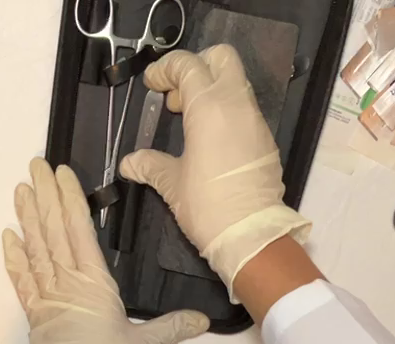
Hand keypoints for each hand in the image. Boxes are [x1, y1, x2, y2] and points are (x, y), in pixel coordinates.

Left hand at [3, 158, 207, 343]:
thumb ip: (172, 327)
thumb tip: (202, 319)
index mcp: (94, 282)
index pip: (79, 230)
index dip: (70, 198)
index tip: (60, 172)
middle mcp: (67, 281)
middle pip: (53, 231)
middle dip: (45, 195)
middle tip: (34, 164)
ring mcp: (47, 296)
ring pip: (35, 248)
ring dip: (27, 217)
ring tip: (20, 188)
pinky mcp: (34, 313)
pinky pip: (21, 279)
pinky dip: (14, 257)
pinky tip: (8, 235)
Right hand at [119, 45, 310, 287]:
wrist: (249, 234)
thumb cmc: (206, 206)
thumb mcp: (172, 184)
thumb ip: (150, 166)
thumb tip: (129, 164)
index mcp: (208, 107)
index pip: (188, 65)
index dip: (165, 69)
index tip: (152, 86)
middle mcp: (236, 103)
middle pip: (220, 58)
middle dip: (196, 67)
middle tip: (177, 95)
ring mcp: (255, 120)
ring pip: (235, 83)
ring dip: (211, 90)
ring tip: (189, 120)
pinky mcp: (265, 139)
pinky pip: (244, 110)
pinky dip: (226, 112)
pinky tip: (211, 140)